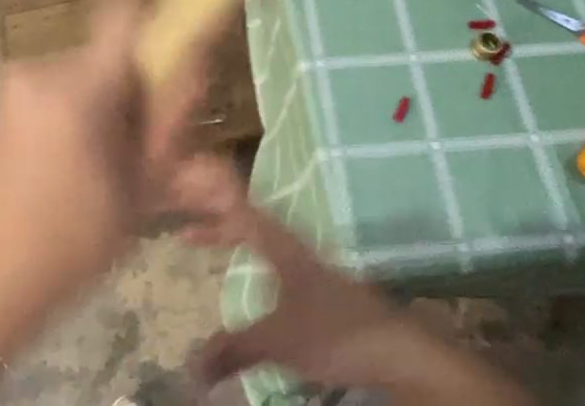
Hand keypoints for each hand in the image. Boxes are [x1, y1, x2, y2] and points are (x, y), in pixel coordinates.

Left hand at [0, 0, 233, 385]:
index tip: (172, 63)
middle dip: (135, 89)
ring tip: (102, 164)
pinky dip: (77, 112)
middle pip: (113, 52)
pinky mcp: (1, 99)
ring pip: (88, 73)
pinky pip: (60, 87)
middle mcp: (42, 69)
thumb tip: (195, 61)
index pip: (126, 12)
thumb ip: (172, 118)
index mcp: (79, 88)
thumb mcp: (142, 187)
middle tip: (137, 149)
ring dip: (106, 104)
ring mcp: (15, 82)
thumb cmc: (72, 243)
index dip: (158, 24)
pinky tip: (71, 164)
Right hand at [188, 168, 419, 390]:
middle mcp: (302, 251)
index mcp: (286, 249)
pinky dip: (264, 270)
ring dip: (246, 245)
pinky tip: (262, 291)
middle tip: (195, 235)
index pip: (243, 217)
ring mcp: (320, 270)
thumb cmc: (334, 333)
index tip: (184, 218)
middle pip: (257, 227)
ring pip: (273, 246)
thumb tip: (191, 367)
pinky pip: (286, 269)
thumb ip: (234, 349)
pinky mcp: (332, 293)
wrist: (399, 351)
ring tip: (223, 250)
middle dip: (224, 229)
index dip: (213, 217)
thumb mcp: (277, 340)